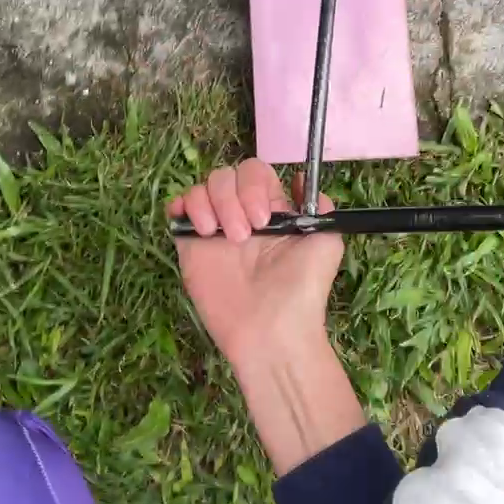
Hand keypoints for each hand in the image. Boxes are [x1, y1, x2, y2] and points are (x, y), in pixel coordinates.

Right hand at [167, 160, 343, 370]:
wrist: (271, 331)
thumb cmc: (301, 289)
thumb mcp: (325, 243)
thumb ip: (320, 206)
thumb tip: (304, 177)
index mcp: (271, 209)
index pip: (255, 172)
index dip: (255, 185)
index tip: (264, 218)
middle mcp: (241, 213)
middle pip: (226, 175)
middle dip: (232, 198)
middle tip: (243, 236)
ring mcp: (214, 228)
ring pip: (202, 187)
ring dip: (211, 204)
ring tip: (222, 238)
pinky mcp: (191, 245)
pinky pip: (178, 209)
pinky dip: (182, 206)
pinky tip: (199, 228)